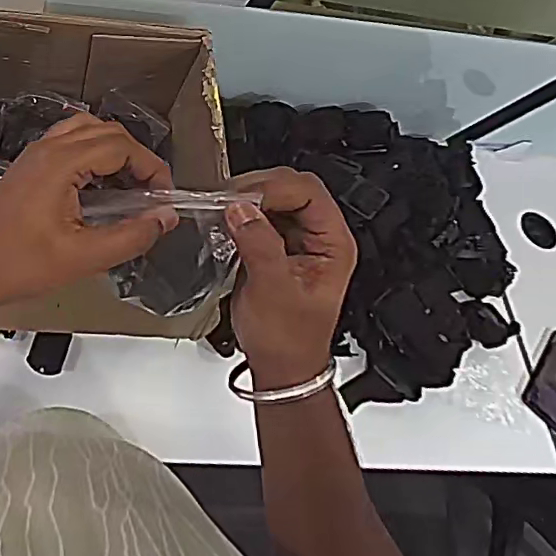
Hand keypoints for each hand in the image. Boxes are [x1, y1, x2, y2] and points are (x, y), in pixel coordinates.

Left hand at [0, 112, 177, 319]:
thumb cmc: (20, 266)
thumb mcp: (85, 257)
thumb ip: (132, 236)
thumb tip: (164, 219)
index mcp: (59, 164)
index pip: (121, 146)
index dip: (151, 167)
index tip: (163, 196)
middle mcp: (46, 150)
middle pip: (107, 131)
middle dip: (137, 157)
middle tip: (151, 192)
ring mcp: (34, 155)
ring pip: (87, 130)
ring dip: (115, 150)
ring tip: (129, 185)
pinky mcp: (28, 167)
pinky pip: (69, 142)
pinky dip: (93, 154)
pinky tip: (100, 186)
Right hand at [224, 167, 356, 385]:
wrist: (280, 367)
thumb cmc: (288, 341)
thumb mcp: (273, 292)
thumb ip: (259, 245)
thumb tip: (240, 208)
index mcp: (332, 244)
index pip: (309, 193)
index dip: (275, 189)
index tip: (244, 198)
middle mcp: (317, 237)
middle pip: (291, 188)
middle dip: (259, 189)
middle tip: (229, 200)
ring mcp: (295, 240)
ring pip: (272, 198)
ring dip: (246, 200)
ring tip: (223, 210)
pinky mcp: (273, 246)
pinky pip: (257, 216)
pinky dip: (239, 214)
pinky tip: (225, 222)